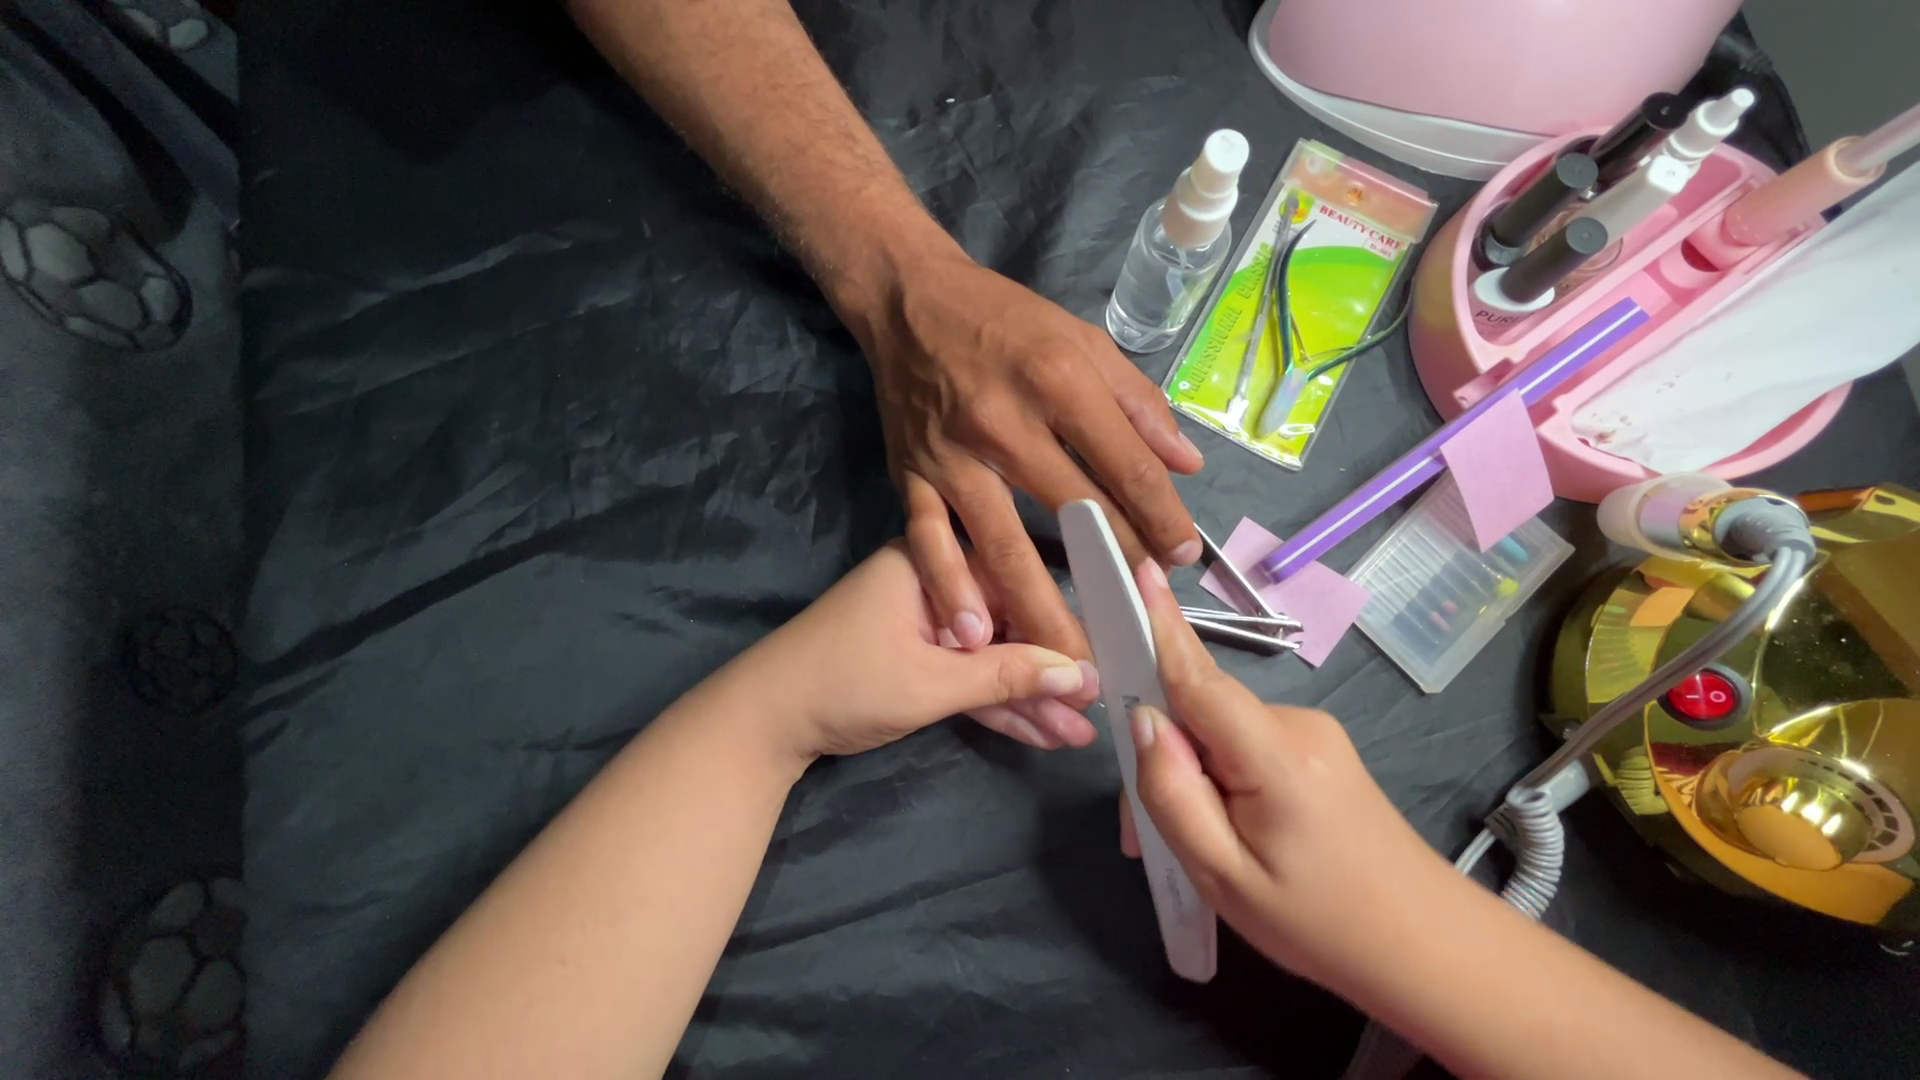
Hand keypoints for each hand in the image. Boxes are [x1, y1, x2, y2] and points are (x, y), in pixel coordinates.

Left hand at [735, 543, 1100, 763]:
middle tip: (1100, 708)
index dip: (1061, 626)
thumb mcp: (930, 681)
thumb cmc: (844, 681)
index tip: (1106, 659)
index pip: (1014, 582)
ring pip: (990, 660)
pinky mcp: (917, 661)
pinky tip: (1042, 734)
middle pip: (1007, 625)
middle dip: (1049, 674)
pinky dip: (996, 707)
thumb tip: (1082, 676)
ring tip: (1079, 735)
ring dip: (1028, 698)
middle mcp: (935, 586)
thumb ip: (1005, 677)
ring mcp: (926, 626)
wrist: (764, 722)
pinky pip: (967, 679)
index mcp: (931, 563)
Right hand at [846, 249, 1204, 659]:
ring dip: (1041, 606)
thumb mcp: (1082, 338)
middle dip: (1116, 571)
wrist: (911, 302)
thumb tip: (1187, 464)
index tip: (1183, 555)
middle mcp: (1007, 425)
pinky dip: (951, 589)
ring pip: (1004, 545)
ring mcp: (955, 458)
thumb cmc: (1005, 318)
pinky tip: (974, 637)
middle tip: (1143, 623)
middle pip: (1074, 514)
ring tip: (1071, 660)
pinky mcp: (914, 477)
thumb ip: (1138, 403)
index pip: (1125, 466)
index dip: (1161, 517)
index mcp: (1060, 382)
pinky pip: (932, 542)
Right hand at [1119, 558, 1456, 992]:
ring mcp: (1311, 731)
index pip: (1201, 677)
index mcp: (1277, 754)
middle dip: (1162, 755)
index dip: (1162, 625)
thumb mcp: (1223, 875)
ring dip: (1190, 775)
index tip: (1139, 568)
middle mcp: (1296, 724)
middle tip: (1141, 835)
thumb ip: (1173, 793)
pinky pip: (1241, 746)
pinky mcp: (1314, 747)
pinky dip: (1217, 778)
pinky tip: (1223, 831)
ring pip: (1216, 732)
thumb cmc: (1321, 924)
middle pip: (1198, 711)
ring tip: (1189, 849)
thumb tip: (1145, 722)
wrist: (1429, 951)